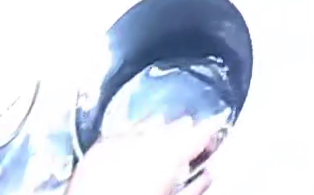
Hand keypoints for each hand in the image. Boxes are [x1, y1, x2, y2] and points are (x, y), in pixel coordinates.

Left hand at [68, 116, 224, 194]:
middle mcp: (147, 139)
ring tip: (156, 156)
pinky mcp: (98, 148)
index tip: (215, 136)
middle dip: (183, 135)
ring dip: (157, 135)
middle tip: (186, 152)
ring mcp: (120, 140)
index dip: (211, 132)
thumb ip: (196, 187)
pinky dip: (132, 142)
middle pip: (175, 126)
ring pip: (150, 125)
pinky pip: (124, 134)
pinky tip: (131, 158)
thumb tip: (210, 172)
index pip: (201, 131)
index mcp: (169, 154)